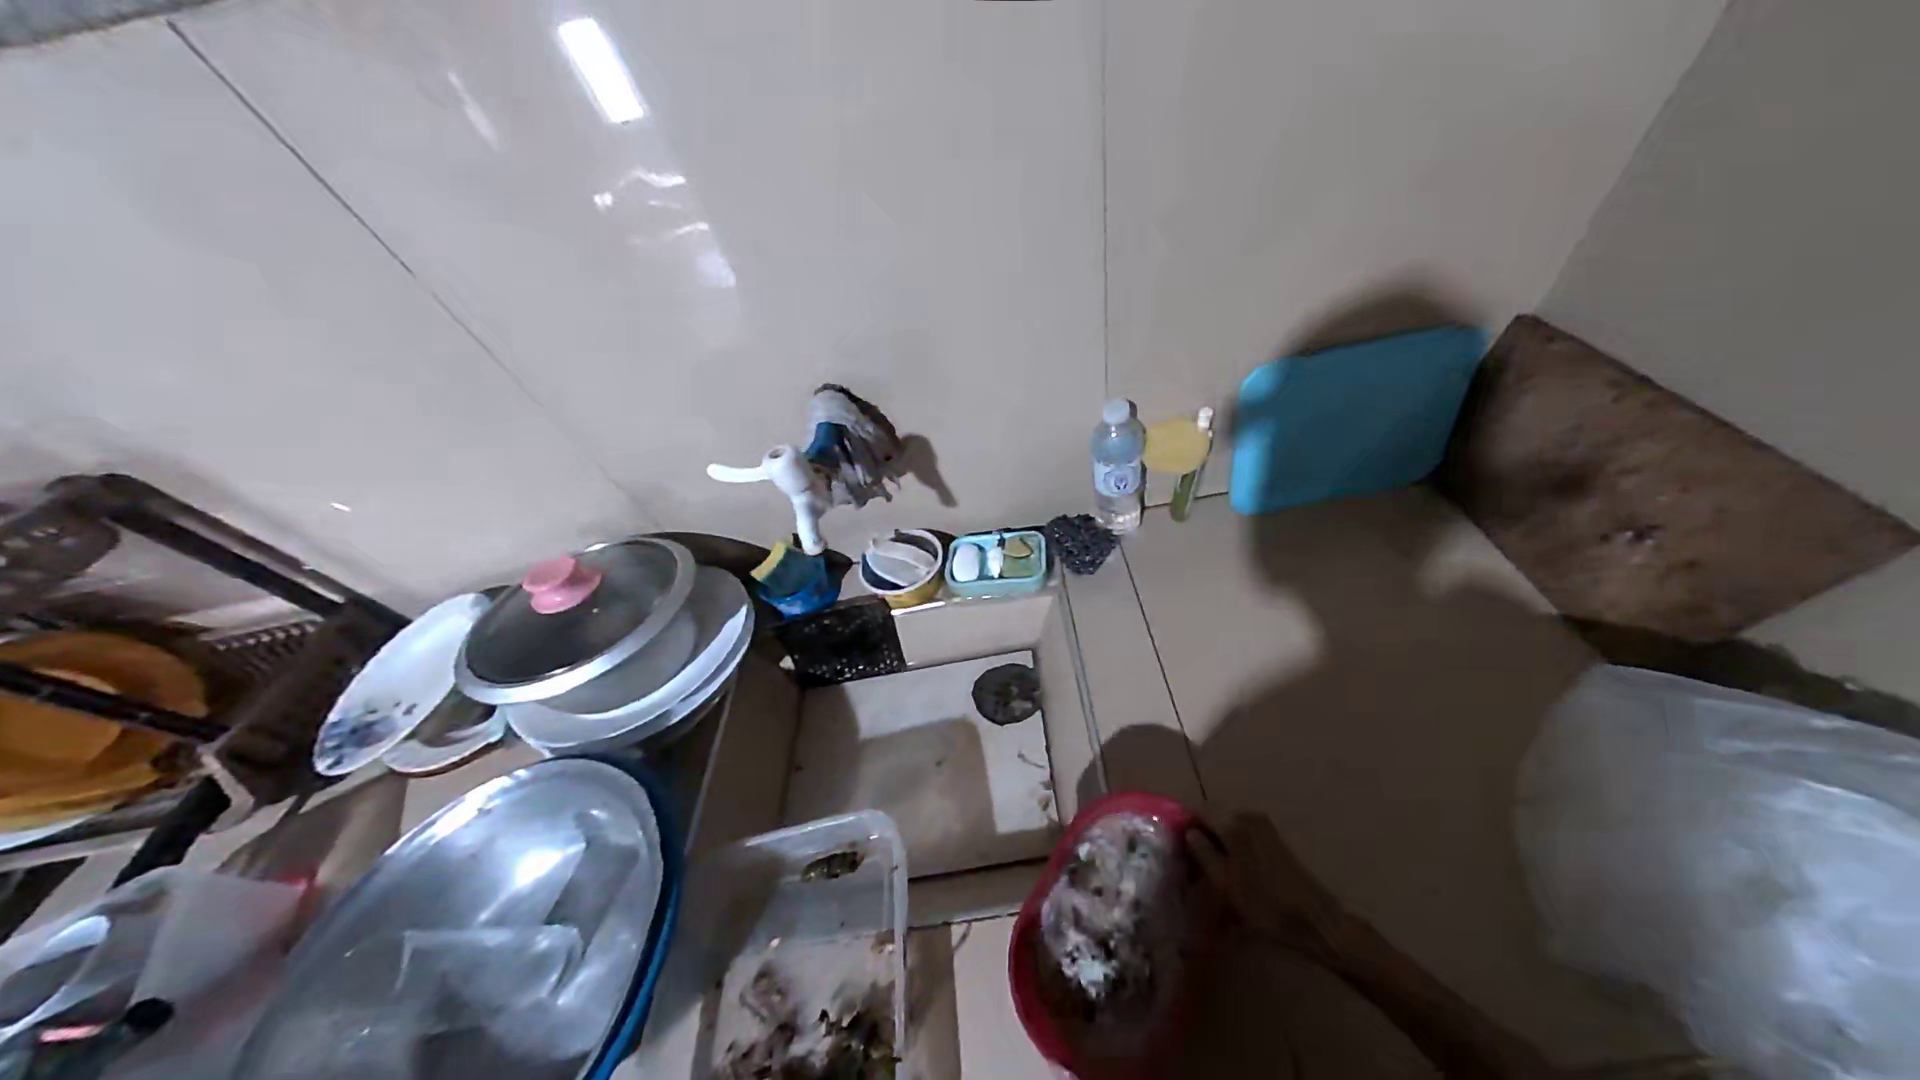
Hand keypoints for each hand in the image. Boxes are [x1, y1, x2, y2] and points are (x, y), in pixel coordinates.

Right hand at [1186, 813, 1352, 964]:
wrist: (1315, 919)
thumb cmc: (1265, 905)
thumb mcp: (1225, 883)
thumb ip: (1203, 853)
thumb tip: (1188, 832)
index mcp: (1233, 823)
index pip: (1197, 810)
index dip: (1183, 824)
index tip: (1173, 844)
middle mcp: (1247, 815)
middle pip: (1211, 815)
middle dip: (1198, 832)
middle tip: (1187, 859)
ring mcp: (1262, 823)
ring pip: (1226, 823)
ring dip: (1214, 839)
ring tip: (1206, 866)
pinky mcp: (1271, 834)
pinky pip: (1240, 830)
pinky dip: (1229, 842)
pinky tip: (1227, 866)